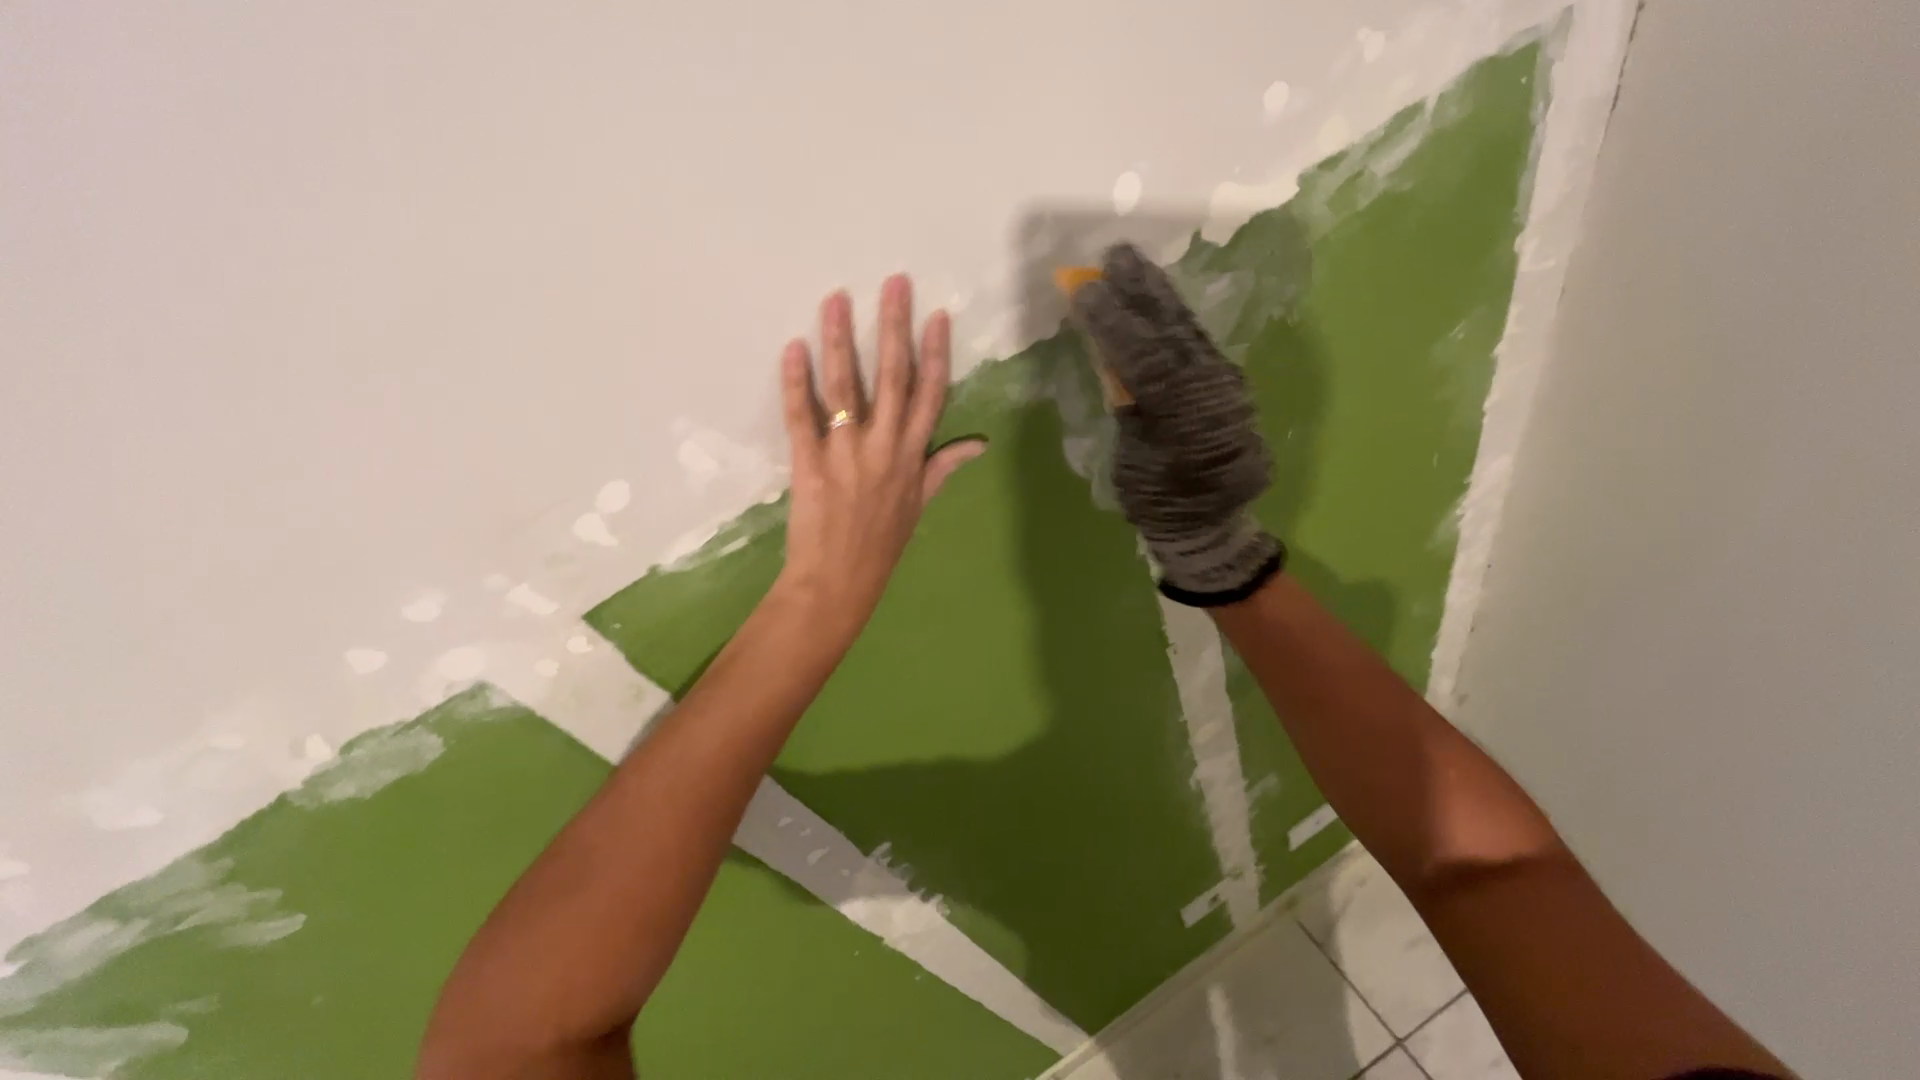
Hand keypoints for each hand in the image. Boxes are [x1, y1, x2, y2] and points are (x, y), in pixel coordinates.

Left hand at [774, 274, 985, 634]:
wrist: (839, 581)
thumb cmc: (881, 545)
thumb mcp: (919, 505)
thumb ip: (943, 467)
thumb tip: (979, 443)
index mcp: (912, 457)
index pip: (931, 395)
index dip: (935, 352)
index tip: (936, 314)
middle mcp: (884, 448)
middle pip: (893, 378)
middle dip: (893, 327)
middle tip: (892, 282)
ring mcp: (846, 454)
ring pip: (846, 388)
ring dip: (842, 340)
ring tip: (836, 299)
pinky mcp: (809, 463)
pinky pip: (801, 416)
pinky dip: (796, 382)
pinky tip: (793, 347)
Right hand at [1071, 242, 1281, 605]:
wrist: (1209, 526)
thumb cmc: (1159, 499)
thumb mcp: (1133, 457)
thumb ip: (1128, 406)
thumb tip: (1114, 361)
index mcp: (1182, 411)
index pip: (1144, 354)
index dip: (1111, 321)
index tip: (1082, 291)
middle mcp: (1211, 388)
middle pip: (1171, 331)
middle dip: (1140, 292)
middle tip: (1114, 255)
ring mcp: (1225, 384)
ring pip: (1188, 331)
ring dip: (1159, 296)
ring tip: (1134, 265)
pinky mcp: (1228, 385)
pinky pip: (1198, 343)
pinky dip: (1174, 318)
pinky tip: (1158, 300)